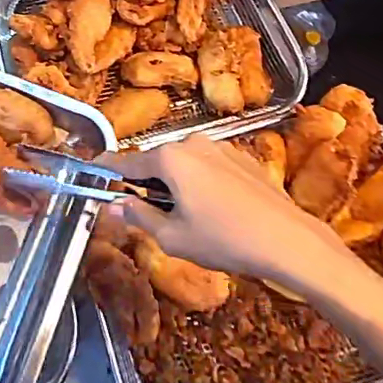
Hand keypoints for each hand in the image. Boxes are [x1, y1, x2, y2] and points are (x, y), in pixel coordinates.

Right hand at [107, 135, 346, 289]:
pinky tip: (217, 211)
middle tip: (151, 214)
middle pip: (157, 161)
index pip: (126, 161)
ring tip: (189, 217)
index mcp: (169, 158)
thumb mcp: (173, 237)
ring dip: (177, 183)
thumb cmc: (224, 240)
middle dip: (148, 183)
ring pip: (184, 163)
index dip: (107, 169)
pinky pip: (208, 166)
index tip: (93, 171)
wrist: (289, 240)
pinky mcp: (242, 157)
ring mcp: (220, 147)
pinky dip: (202, 182)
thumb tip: (112, 206)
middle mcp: (192, 143)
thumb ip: (137, 216)